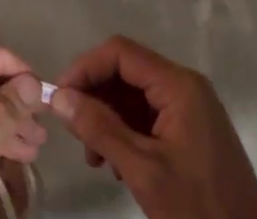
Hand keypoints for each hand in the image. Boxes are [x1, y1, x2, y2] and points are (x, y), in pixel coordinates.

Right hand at [52, 36, 256, 218]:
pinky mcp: (191, 131)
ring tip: (93, 159)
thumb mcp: (142, 170)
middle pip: (126, 72)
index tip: (59, 98)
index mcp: (179, 86)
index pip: (121, 53)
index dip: (85, 68)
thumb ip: (100, 129)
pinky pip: (147, 116)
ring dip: (107, 119)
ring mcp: (190, 109)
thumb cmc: (198, 208)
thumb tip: (58, 96)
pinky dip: (125, 133)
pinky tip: (114, 165)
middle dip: (95, 97)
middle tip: (73, 133)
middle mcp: (186, 87)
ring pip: (133, 96)